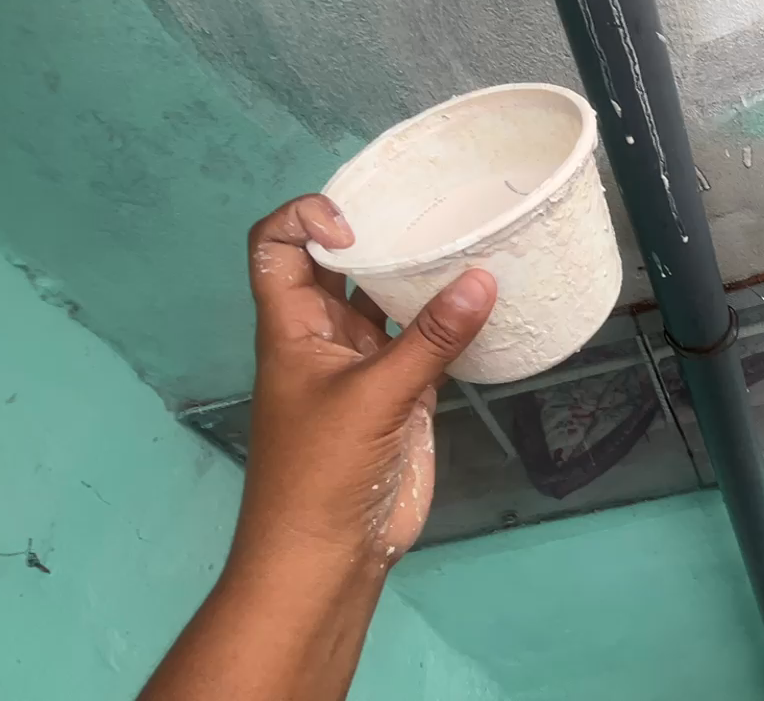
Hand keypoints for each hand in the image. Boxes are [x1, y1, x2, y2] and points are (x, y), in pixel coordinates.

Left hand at [237, 195, 496, 573]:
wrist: (331, 556)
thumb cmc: (323, 471)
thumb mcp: (374, 397)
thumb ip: (430, 338)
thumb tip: (483, 278)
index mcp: (294, 324)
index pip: (278, 246)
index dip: (307, 219)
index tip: (361, 225)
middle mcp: (328, 332)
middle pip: (343, 263)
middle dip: (379, 232)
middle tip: (434, 208)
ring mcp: (367, 359)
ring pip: (389, 298)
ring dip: (420, 273)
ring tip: (467, 240)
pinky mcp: (403, 387)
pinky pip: (427, 336)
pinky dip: (451, 316)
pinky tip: (485, 299)